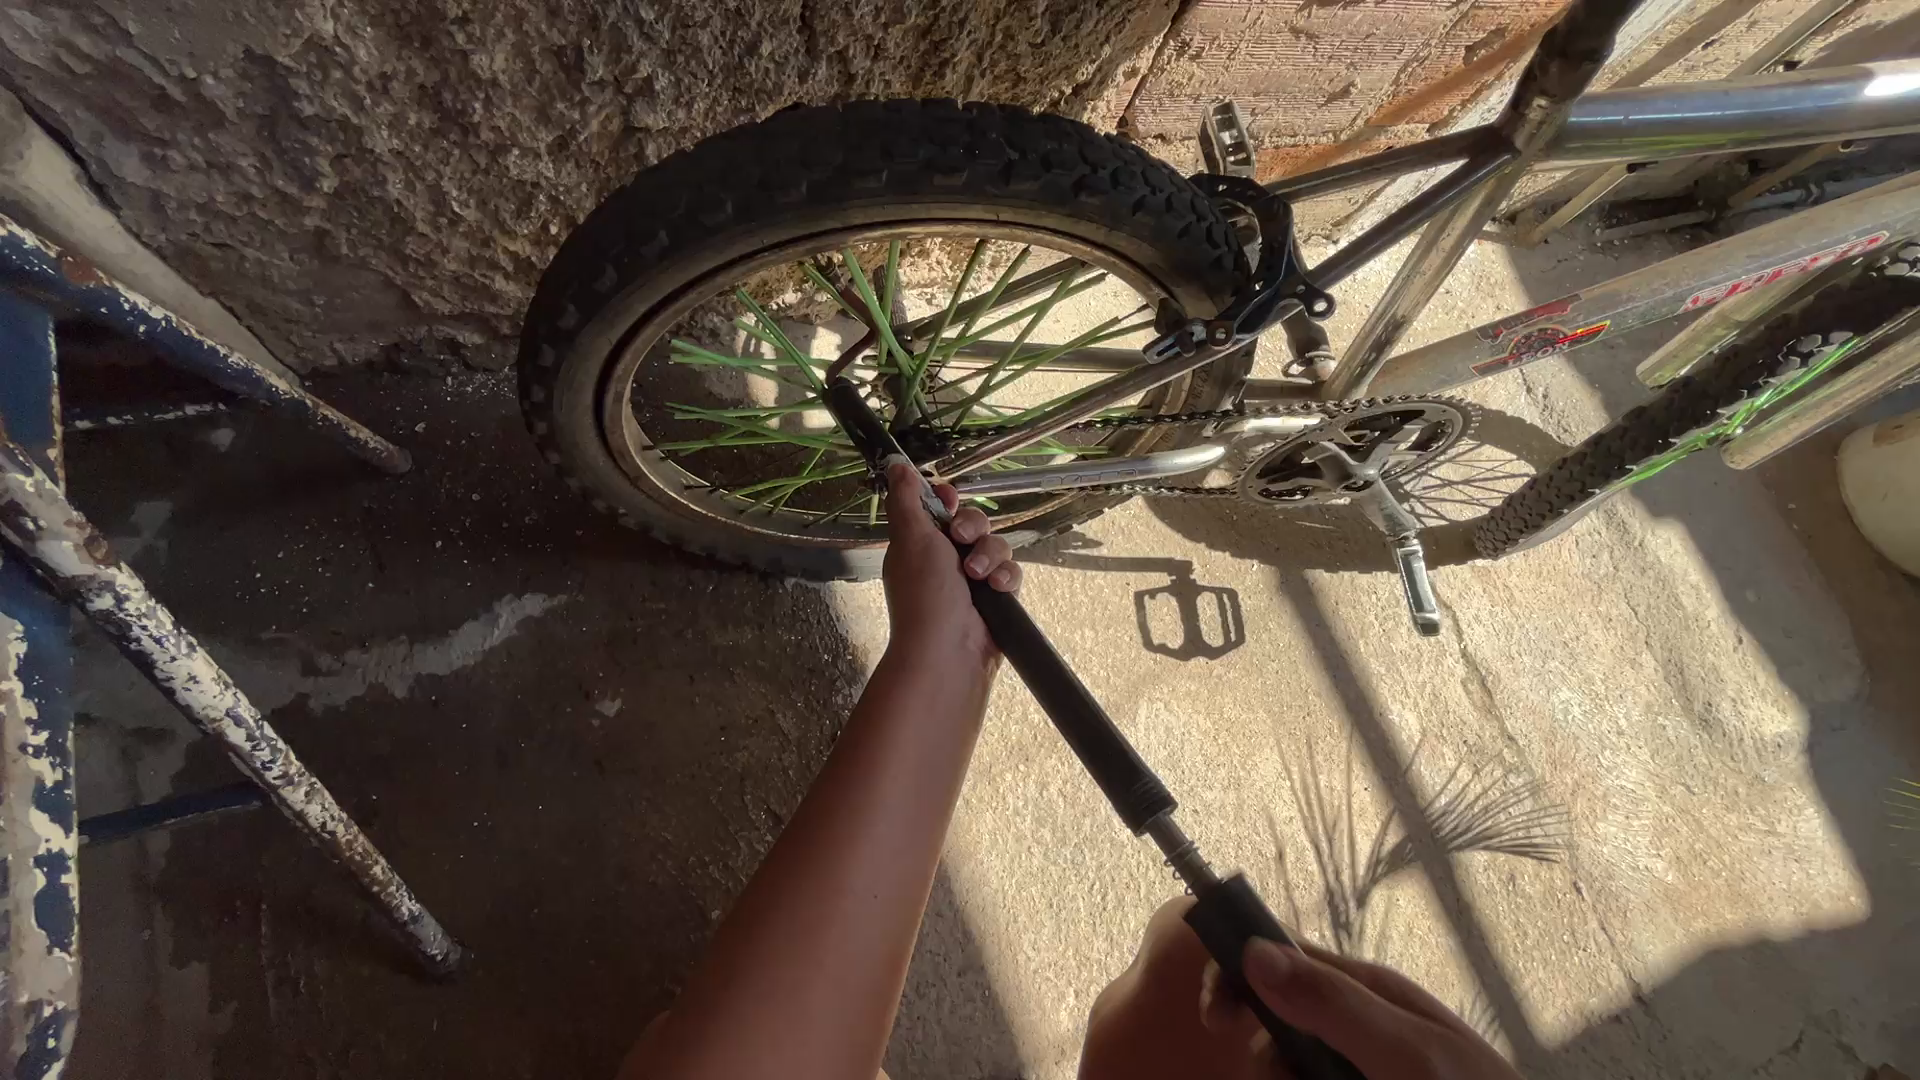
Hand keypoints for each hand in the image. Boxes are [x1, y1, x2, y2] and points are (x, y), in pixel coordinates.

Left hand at [881, 462, 1020, 665]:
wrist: (948, 650)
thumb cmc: (924, 595)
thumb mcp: (911, 538)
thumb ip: (906, 499)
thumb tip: (896, 466)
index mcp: (919, 544)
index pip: (939, 509)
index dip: (947, 500)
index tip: (949, 500)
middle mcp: (945, 561)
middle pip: (973, 522)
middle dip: (973, 528)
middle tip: (962, 540)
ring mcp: (971, 581)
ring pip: (995, 545)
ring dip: (990, 555)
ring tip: (979, 576)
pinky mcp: (995, 598)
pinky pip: (1011, 573)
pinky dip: (1006, 577)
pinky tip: (997, 588)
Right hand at [1200, 938, 1521, 1079]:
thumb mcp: (1408, 1055)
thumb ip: (1333, 1002)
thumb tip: (1252, 949)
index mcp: (1365, 989)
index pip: (1279, 953)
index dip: (1236, 972)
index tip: (1217, 1016)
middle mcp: (1356, 1021)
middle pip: (1275, 1014)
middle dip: (1261, 1049)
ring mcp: (1358, 1065)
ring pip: (1288, 1064)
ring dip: (1280, 1079)